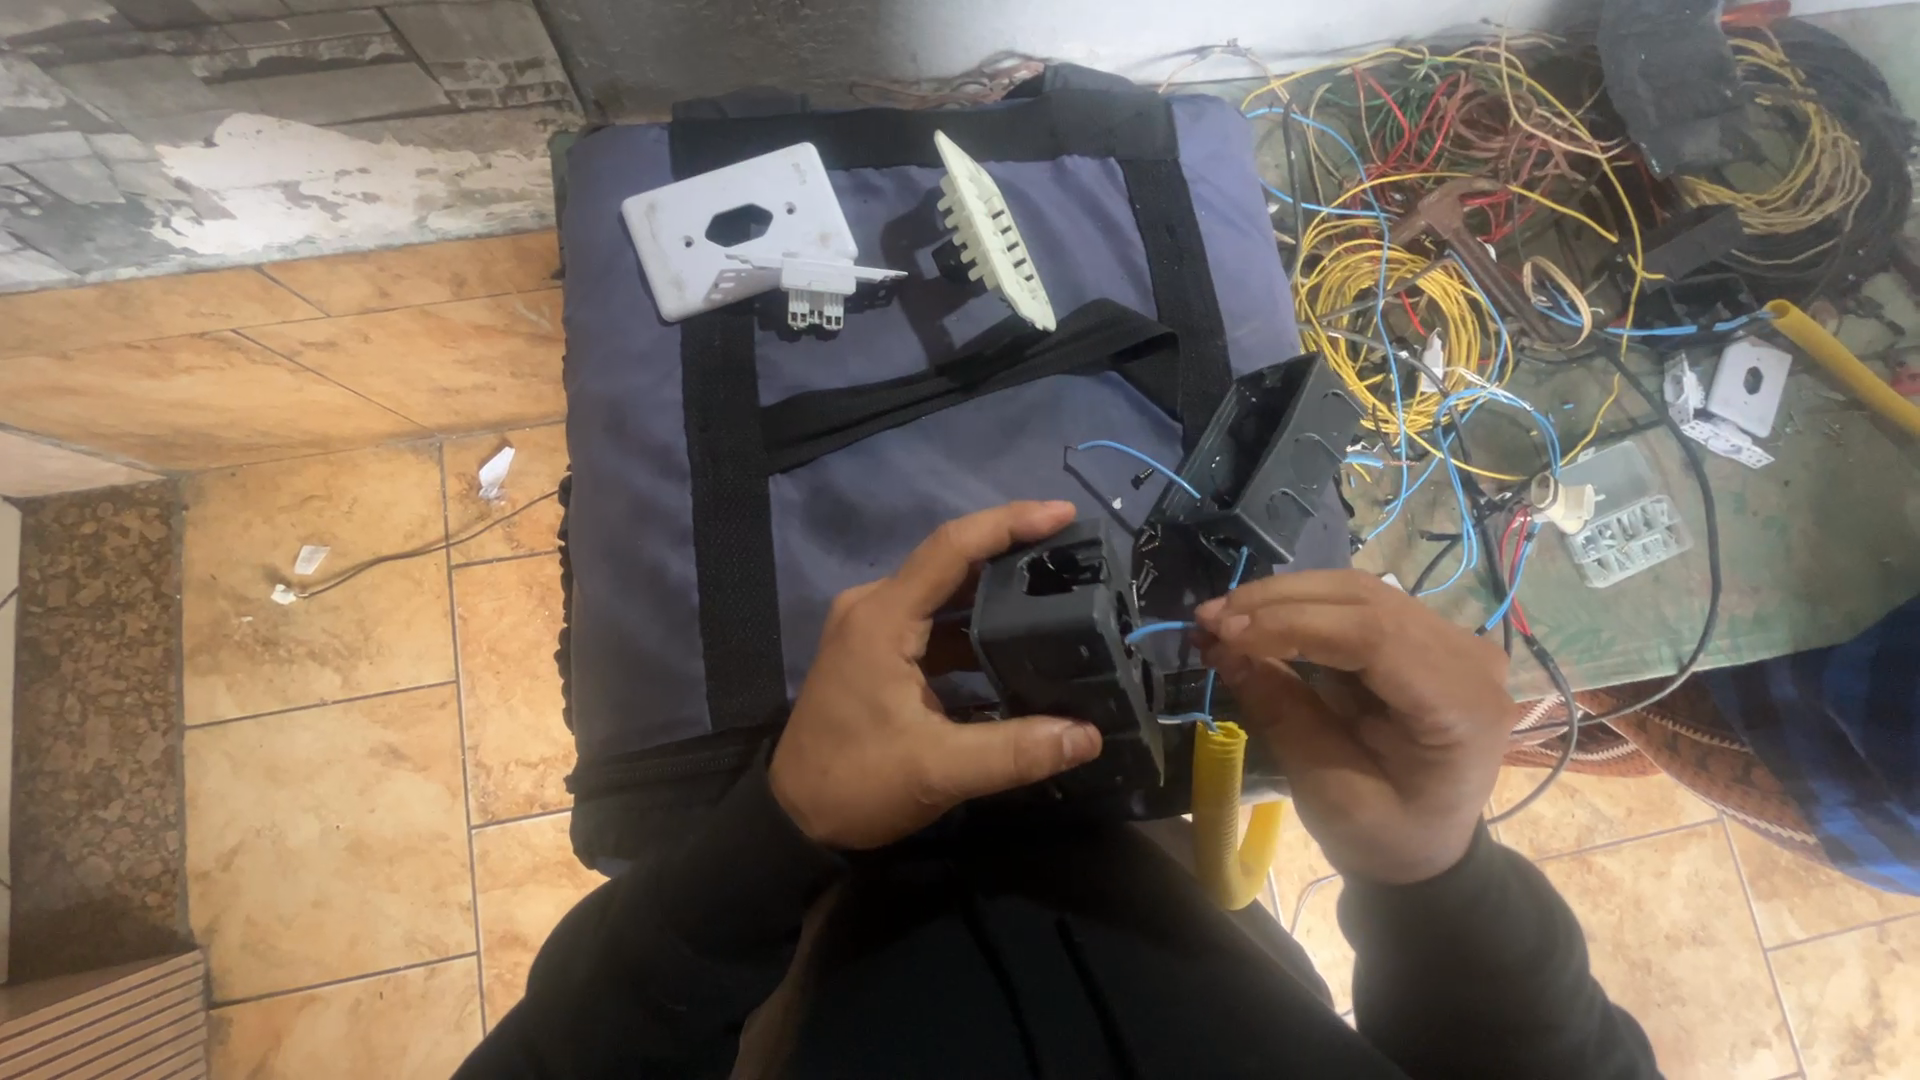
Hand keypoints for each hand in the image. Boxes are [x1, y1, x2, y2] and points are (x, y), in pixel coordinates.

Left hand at [769, 501, 1104, 849]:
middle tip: (1074, 555)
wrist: (793, 817)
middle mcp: (874, 607)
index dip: (1009, 523)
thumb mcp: (938, 771)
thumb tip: (1089, 736)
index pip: (952, 548)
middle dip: (1012, 555)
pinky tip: (1015, 643)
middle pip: (951, 563)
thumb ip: (1015, 751)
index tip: (1064, 514)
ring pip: (943, 593)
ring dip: (995, 593)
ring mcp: (871, 627)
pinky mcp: (876, 650)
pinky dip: (973, 627)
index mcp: (883, 618)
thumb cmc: (855, 784)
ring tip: (1058, 592)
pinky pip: (932, 622)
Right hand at [1195, 570, 1514, 884]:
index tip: (1222, 633)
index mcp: (1459, 706)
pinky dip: (1293, 606)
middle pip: (1361, 600)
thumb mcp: (1327, 789)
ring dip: (1278, 598)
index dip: (1291, 624)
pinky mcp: (1418, 634)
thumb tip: (1219, 648)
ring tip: (1220, 617)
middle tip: (1206, 619)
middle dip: (1274, 603)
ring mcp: (1446, 639)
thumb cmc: (1383, 834)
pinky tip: (1251, 618)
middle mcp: (1466, 657)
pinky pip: (1350, 603)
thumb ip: (1279, 712)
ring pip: (1351, 590)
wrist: (1424, 849)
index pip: (1373, 635)